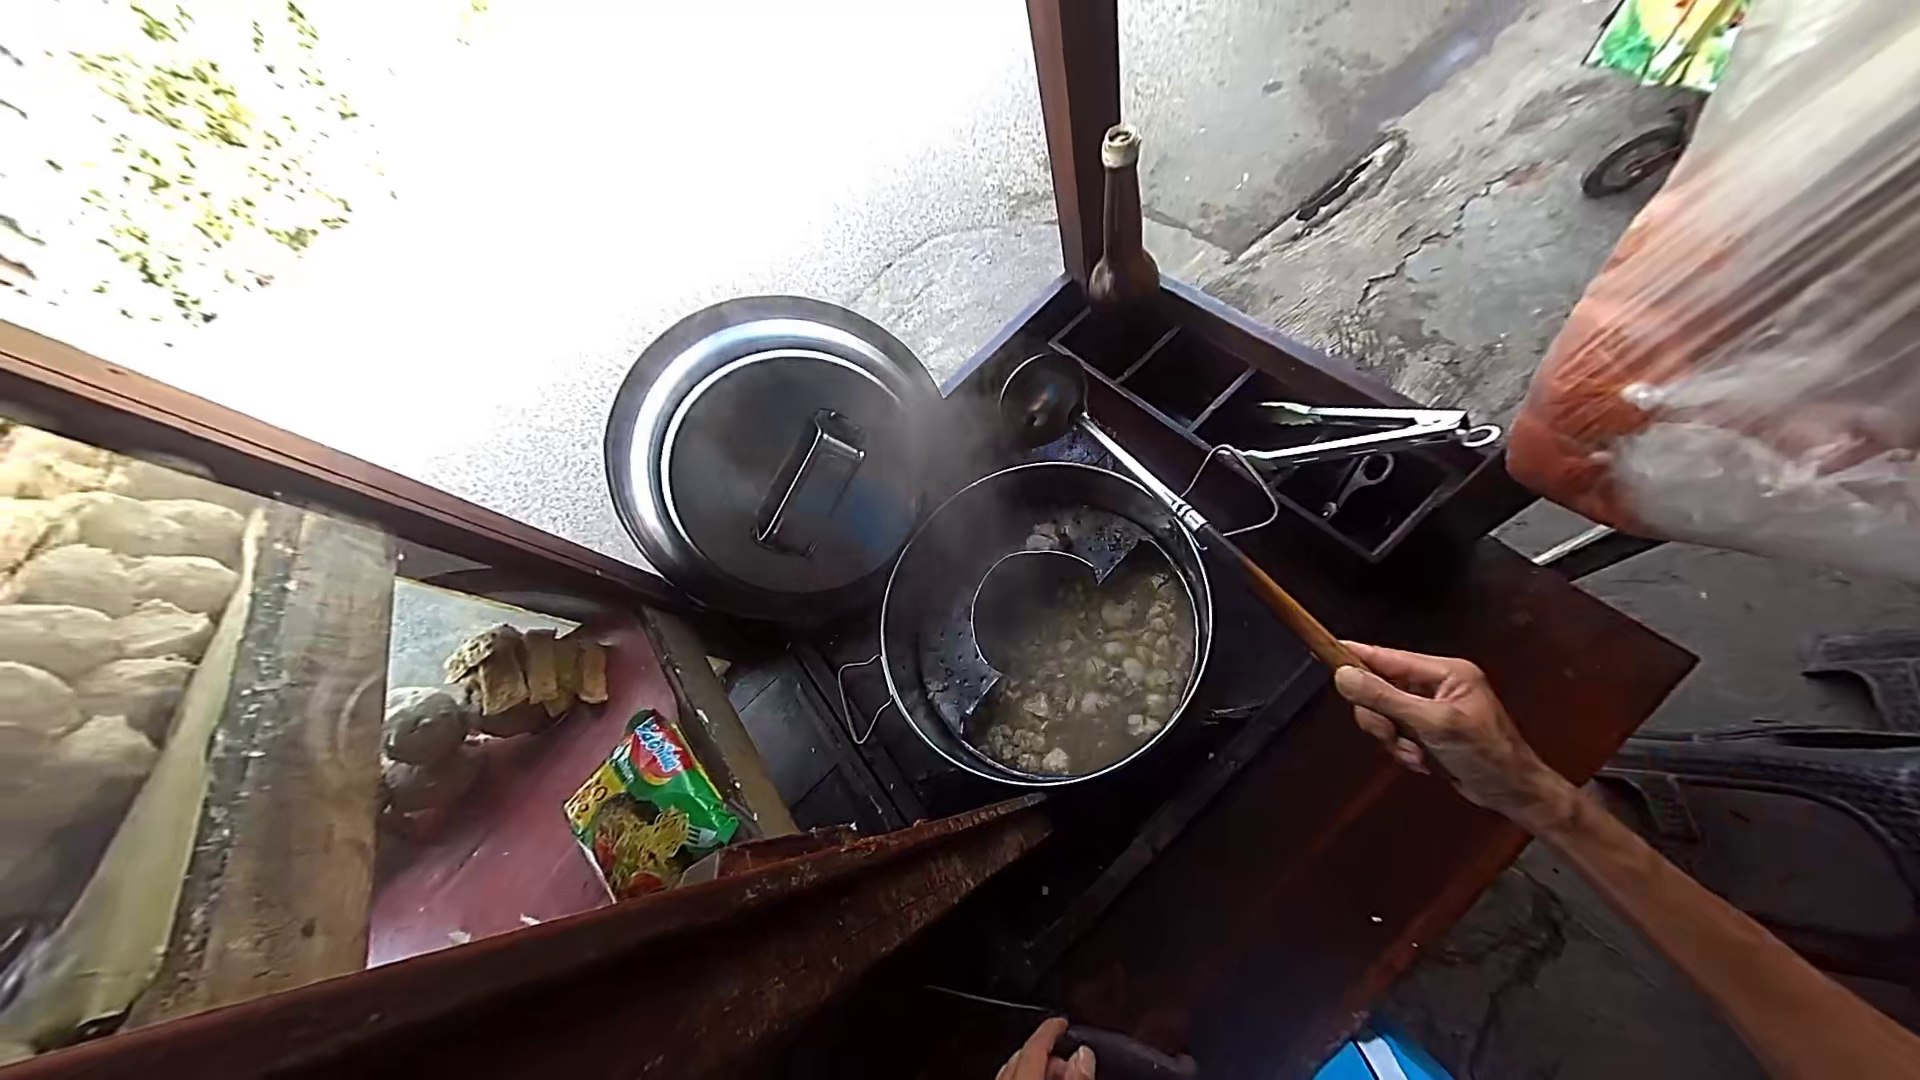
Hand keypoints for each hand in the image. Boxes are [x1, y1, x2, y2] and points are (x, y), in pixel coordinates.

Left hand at [996, 1018, 1095, 1079]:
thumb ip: (1076, 1078)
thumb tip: (1084, 1054)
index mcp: (1024, 1078)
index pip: (1034, 1044)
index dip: (1050, 1029)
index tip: (1061, 1022)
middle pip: (1022, 1054)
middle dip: (1046, 1050)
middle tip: (1069, 1058)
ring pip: (1012, 1070)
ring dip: (1035, 1066)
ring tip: (1060, 1074)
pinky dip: (1025, 1076)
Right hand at [1333, 641, 1574, 828]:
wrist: (1517, 797)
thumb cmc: (1492, 757)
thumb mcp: (1434, 724)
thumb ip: (1386, 698)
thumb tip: (1345, 675)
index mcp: (1443, 672)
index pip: (1383, 656)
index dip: (1352, 655)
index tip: (1322, 650)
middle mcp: (1433, 684)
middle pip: (1375, 686)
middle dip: (1378, 715)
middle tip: (1392, 733)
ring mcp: (1427, 706)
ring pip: (1379, 711)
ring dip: (1391, 737)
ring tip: (1415, 752)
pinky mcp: (1423, 727)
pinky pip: (1390, 730)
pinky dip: (1399, 747)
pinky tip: (1422, 759)